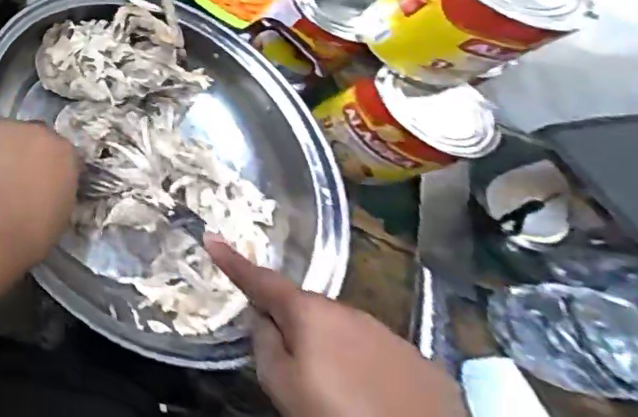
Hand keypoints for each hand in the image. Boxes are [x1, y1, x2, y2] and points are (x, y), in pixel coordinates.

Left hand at [0, 120, 78, 264]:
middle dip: (23, 152)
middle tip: (11, 176)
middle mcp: (43, 132)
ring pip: (6, 135)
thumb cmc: (35, 228)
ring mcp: (13, 127)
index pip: (58, 153)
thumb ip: (54, 190)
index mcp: (66, 154)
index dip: (44, 166)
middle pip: (32, 137)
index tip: (35, 181)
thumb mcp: (59, 211)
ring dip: (0, 150)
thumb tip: (41, 189)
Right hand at [206, 237, 466, 416]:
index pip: (261, 280)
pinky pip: (384, 358)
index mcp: (308, 312)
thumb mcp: (282, 387)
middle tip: (293, 365)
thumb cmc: (338, 416)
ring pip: (347, 334)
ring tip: (341, 392)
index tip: (211, 238)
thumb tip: (264, 320)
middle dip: (296, 327)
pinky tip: (378, 401)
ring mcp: (392, 336)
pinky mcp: (426, 367)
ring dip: (335, 350)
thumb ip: (263, 345)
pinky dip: (372, 371)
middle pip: (308, 311)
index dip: (232, 261)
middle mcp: (349, 312)